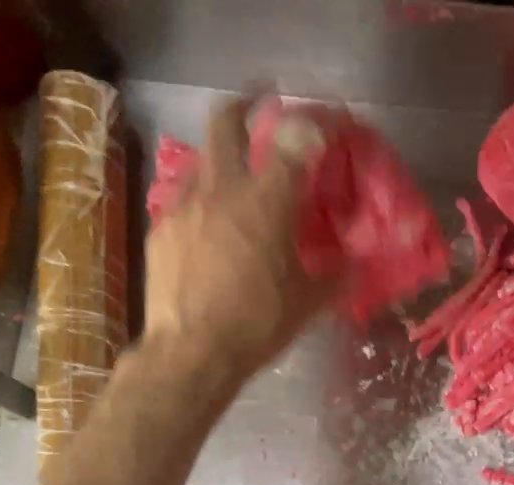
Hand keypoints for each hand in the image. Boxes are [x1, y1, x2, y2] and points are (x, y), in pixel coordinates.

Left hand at [141, 97, 331, 380]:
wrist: (192, 350)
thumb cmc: (259, 324)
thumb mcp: (308, 302)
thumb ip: (332, 274)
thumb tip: (351, 264)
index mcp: (269, 202)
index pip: (296, 140)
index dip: (314, 123)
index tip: (327, 121)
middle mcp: (224, 189)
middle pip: (227, 121)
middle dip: (245, 105)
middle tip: (259, 106)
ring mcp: (186, 205)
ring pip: (202, 158)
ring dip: (221, 156)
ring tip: (235, 176)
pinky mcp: (163, 229)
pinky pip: (185, 199)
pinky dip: (203, 201)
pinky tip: (210, 226)